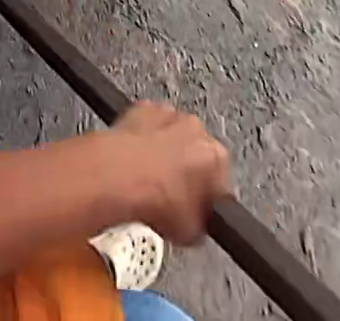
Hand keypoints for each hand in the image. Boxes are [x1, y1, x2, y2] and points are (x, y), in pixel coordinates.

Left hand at [105, 101, 231, 243]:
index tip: (198, 207)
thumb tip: (193, 222)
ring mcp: (165, 115)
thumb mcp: (193, 231)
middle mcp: (195, 129)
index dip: (209, 197)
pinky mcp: (136, 108)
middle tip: (172, 190)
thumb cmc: (156, 199)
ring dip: (164, 147)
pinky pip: (145, 124)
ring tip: (149, 174)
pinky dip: (141, 136)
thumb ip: (202, 219)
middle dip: (187, 167)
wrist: (118, 176)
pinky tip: (133, 157)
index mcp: (218, 157)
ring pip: (171, 134)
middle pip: (197, 150)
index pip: (221, 181)